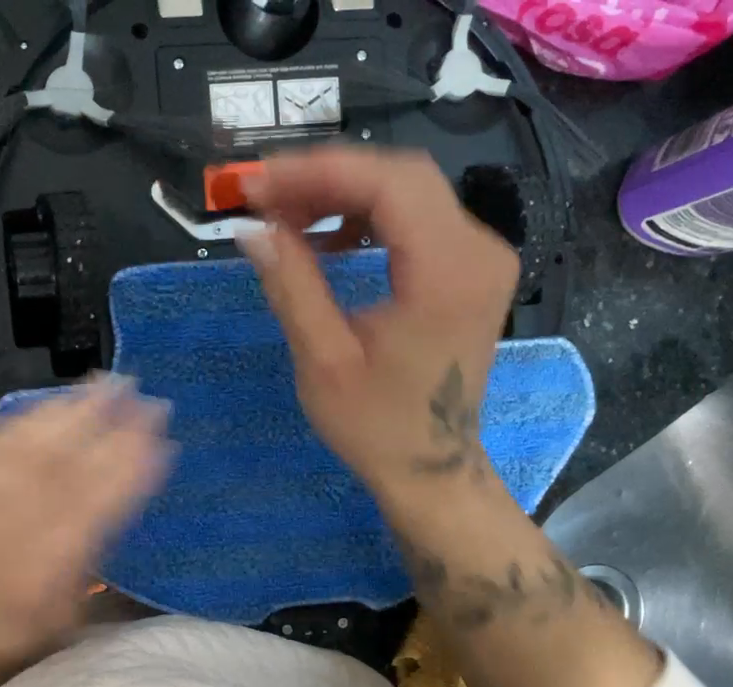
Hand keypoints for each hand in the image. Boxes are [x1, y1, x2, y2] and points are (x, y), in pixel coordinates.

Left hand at [0, 379, 172, 686]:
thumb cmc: (8, 636)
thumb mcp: (64, 613)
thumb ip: (93, 554)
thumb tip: (124, 495)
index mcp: (45, 559)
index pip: (97, 495)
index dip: (131, 460)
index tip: (161, 433)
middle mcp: (9, 516)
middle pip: (66, 456)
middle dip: (108, 419)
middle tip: (142, 392)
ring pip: (32, 437)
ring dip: (73, 408)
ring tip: (106, 384)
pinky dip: (32, 417)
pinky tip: (55, 403)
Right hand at [238, 146, 519, 493]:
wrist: (431, 467)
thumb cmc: (375, 425)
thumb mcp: (323, 359)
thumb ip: (291, 284)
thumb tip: (251, 229)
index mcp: (447, 273)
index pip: (388, 184)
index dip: (317, 172)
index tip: (257, 185)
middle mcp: (479, 249)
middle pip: (401, 178)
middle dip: (326, 178)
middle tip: (263, 198)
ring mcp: (481, 256)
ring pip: (409, 192)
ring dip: (343, 196)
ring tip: (286, 219)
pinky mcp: (470, 268)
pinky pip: (417, 219)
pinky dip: (367, 218)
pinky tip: (327, 240)